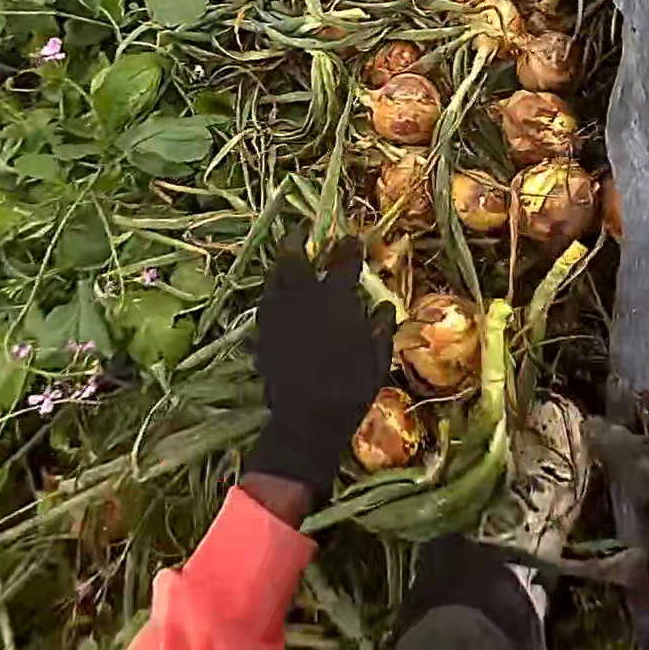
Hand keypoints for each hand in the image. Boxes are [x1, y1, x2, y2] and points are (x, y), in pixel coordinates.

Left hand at [245, 231, 391, 497]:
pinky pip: (266, 301)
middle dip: (297, 237)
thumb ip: (381, 327)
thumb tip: (385, 306)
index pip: (343, 262)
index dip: (350, 247)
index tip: (354, 239)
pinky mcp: (263, 332)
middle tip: (303, 229)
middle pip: (292, 256)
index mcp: (335, 301)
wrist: (306, 421)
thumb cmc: (350, 390)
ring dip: (282, 262)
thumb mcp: (378, 359)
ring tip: (289, 258)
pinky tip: (279, 295)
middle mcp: (302, 299)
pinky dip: (274, 291)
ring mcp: (278, 314)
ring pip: (274, 275)